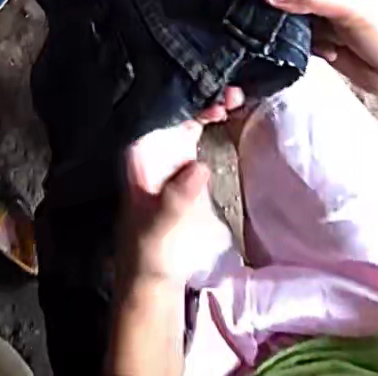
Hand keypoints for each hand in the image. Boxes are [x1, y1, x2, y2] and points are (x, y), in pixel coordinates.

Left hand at [117, 88, 242, 287]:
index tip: (206, 97)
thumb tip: (199, 167)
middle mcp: (156, 149)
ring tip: (236, 99)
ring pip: (194, 121)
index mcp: (140, 156)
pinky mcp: (193, 169)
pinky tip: (237, 115)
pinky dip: (222, 125)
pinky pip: (207, 138)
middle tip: (230, 95)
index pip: (158, 116)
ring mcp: (175, 157)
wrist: (157, 281)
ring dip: (214, 108)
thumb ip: (176, 199)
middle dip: (202, 100)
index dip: (181, 101)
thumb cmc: (147, 253)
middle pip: (179, 114)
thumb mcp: (158, 228)